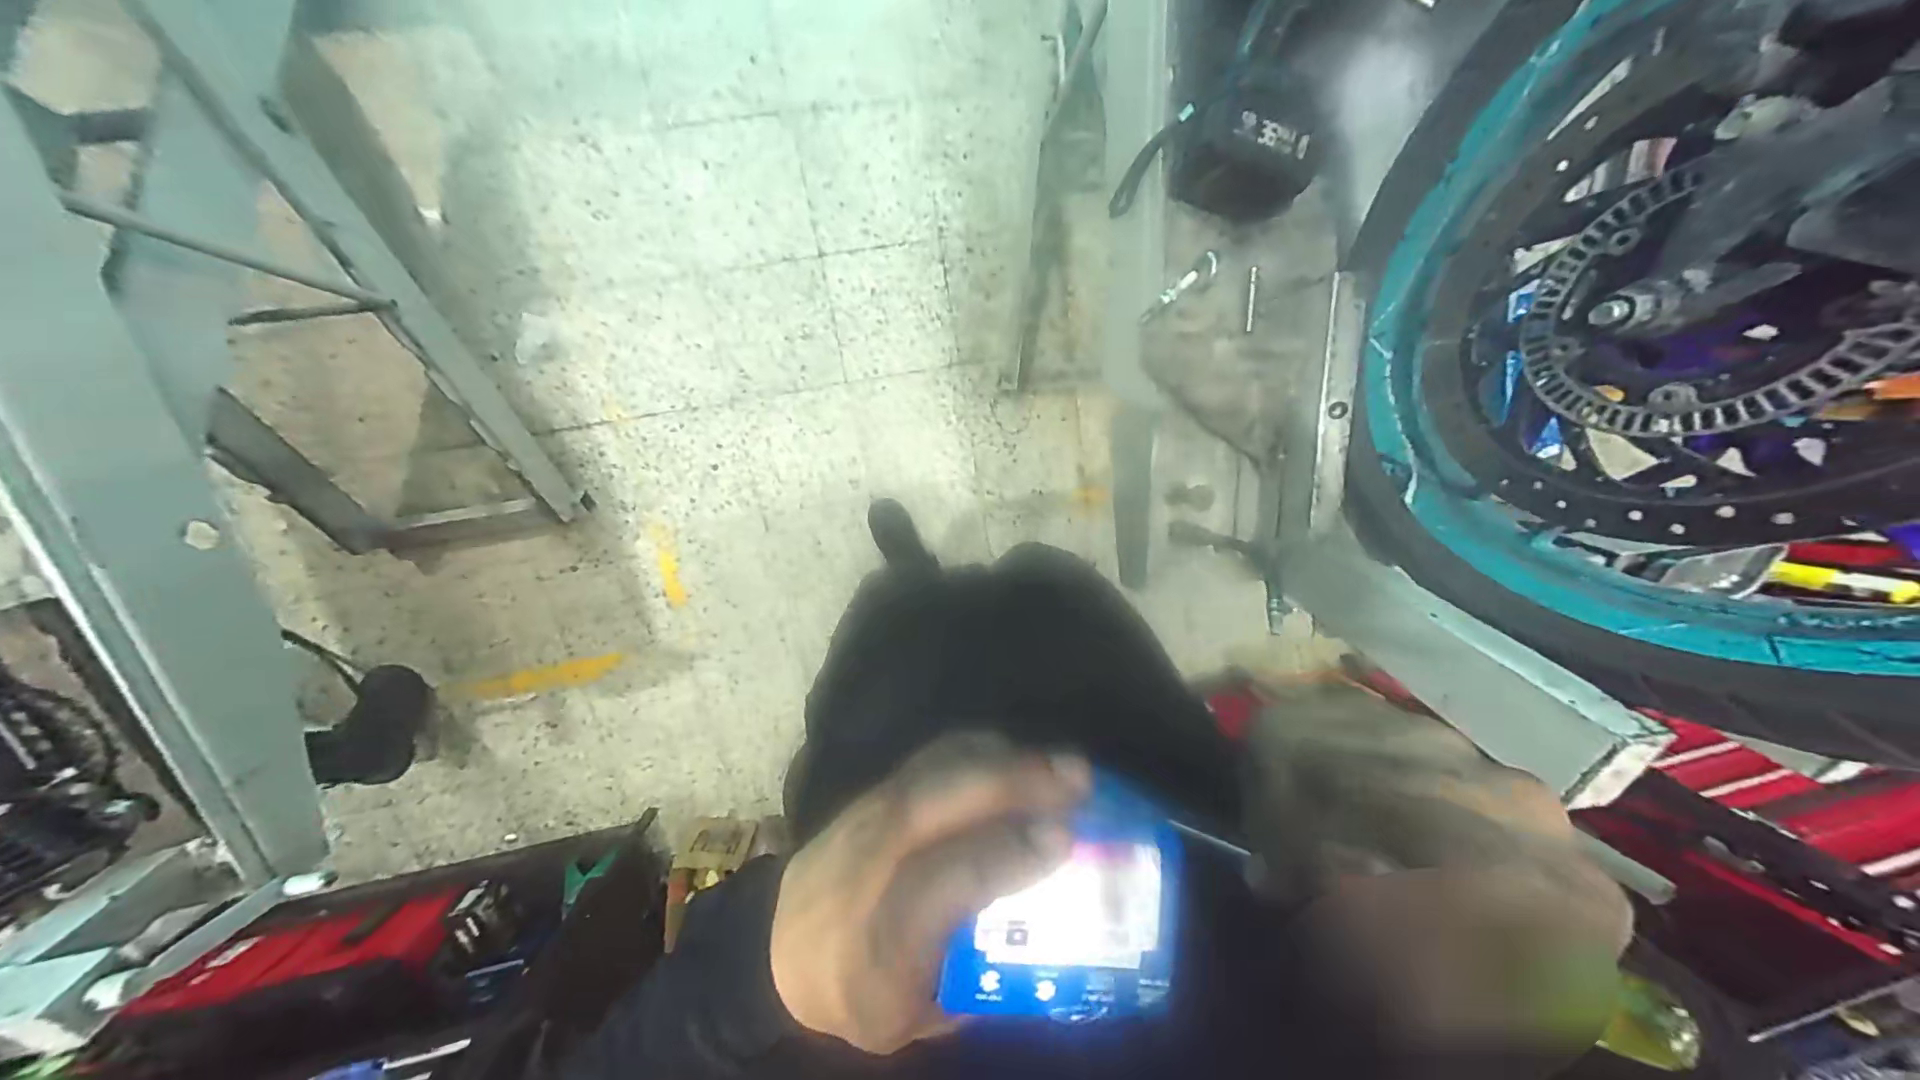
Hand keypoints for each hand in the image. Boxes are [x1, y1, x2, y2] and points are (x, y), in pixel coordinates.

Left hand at [769, 732, 1091, 1053]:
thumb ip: (974, 984)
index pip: (949, 879)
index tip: (1065, 838)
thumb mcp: (907, 1017)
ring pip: (936, 766)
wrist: (773, 944)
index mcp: (881, 932)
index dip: (1009, 855)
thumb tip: (1049, 941)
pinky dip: (979, 749)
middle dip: (1012, 781)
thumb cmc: (850, 987)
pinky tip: (1016, 757)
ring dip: (1002, 757)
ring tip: (1057, 763)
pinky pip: (932, 756)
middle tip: (1077, 776)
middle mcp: (872, 858)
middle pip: (939, 800)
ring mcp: (870, 813)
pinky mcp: (876, 790)